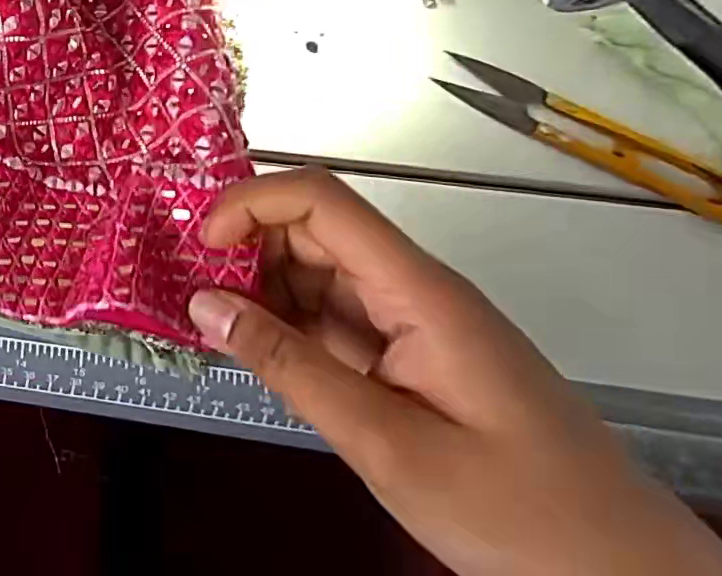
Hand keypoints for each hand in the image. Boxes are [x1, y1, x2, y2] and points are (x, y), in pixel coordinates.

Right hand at [186, 168, 721, 575]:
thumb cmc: (527, 519)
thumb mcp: (386, 444)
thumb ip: (288, 365)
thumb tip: (203, 304)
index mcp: (417, 290)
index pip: (321, 200)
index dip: (251, 204)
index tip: (203, 245)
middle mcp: (410, 289)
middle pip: (310, 229)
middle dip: (244, 247)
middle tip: (195, 290)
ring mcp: (408, 320)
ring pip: (312, 271)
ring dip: (257, 287)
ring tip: (215, 324)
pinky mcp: (404, 353)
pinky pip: (326, 315)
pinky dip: (282, 323)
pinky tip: (255, 349)